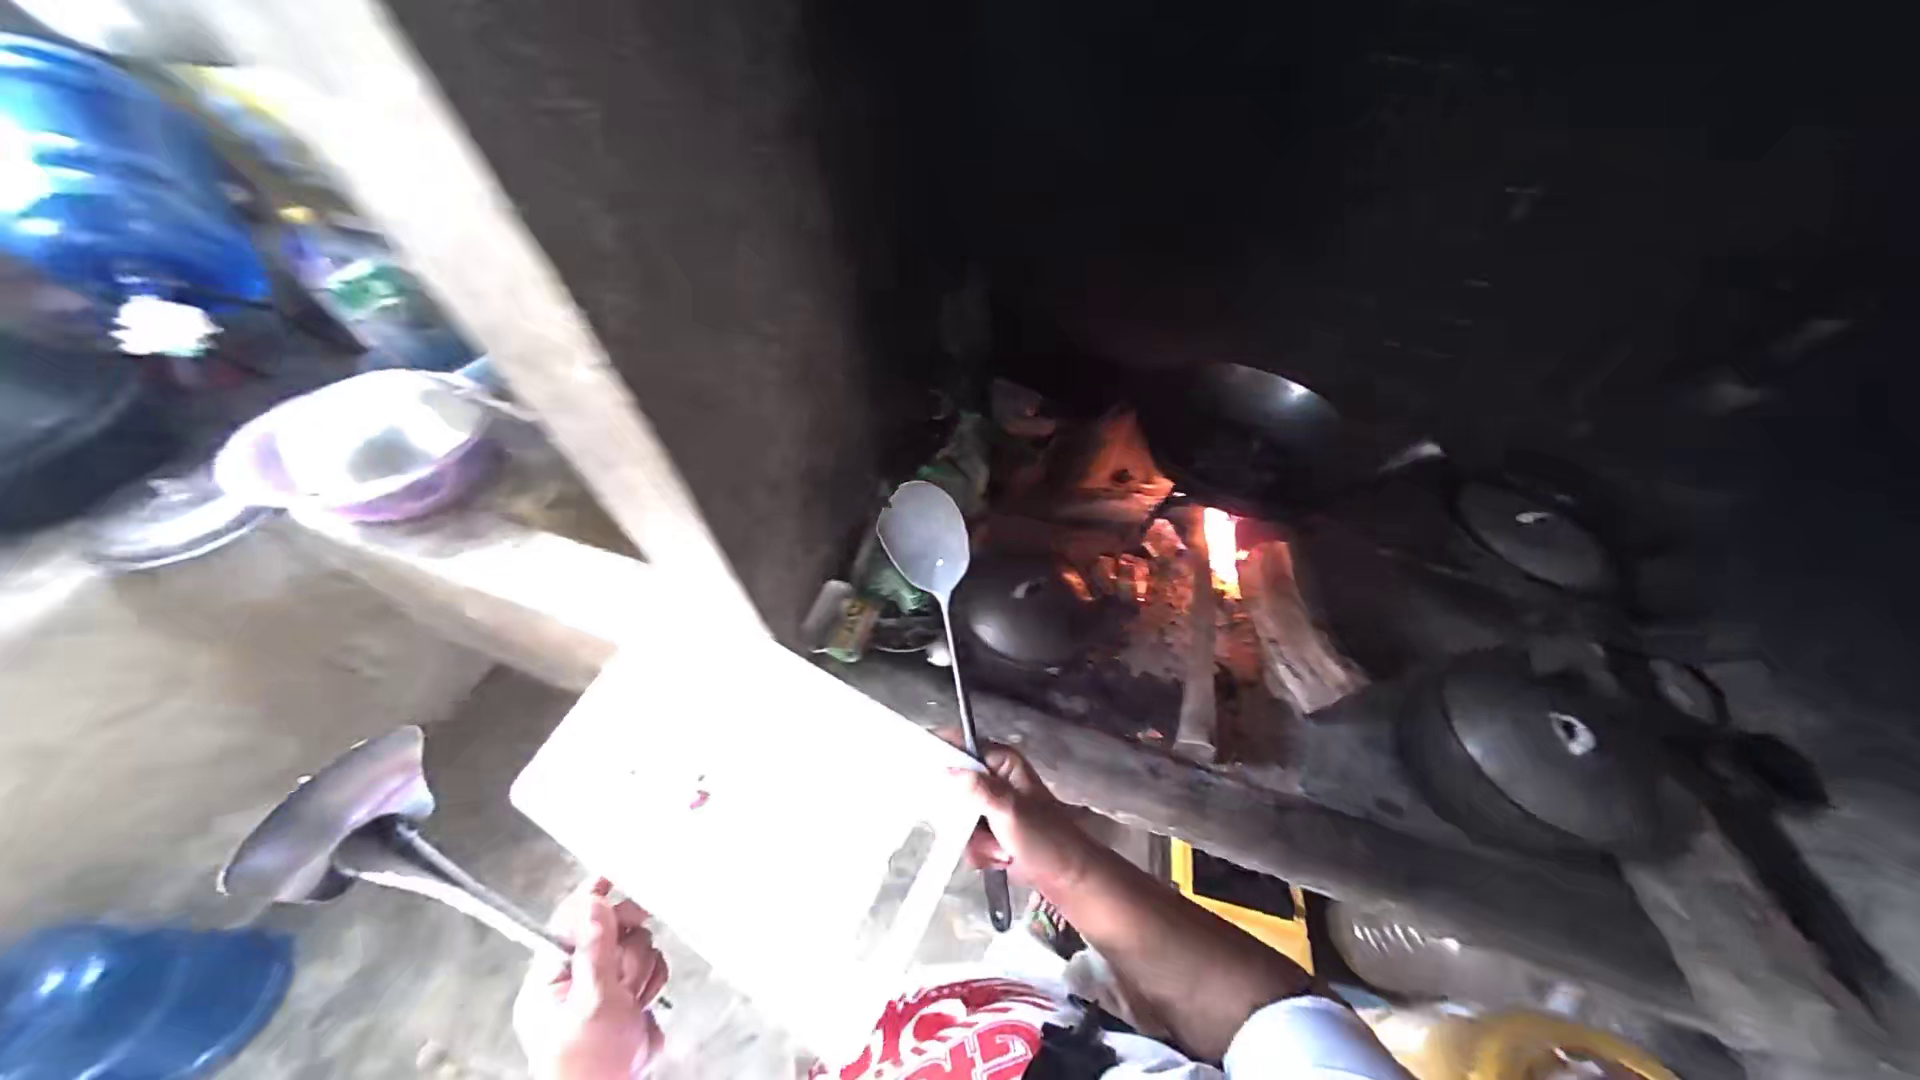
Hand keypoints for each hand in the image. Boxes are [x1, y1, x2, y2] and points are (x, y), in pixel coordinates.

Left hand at [513, 878, 667, 1079]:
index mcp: (552, 979)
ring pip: (637, 945)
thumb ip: (595, 949)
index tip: (610, 877)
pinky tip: (642, 1003)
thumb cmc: (590, 1059)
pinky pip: (651, 964)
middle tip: (632, 953)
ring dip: (640, 969)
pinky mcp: (631, 993)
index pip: (569, 924)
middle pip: (611, 928)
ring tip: (632, 999)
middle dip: (626, 944)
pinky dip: (652, 980)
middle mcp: (578, 976)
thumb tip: (593, 902)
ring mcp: (607, 984)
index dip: (590, 901)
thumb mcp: (592, 1002)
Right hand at [942, 731, 1095, 892]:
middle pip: (955, 784)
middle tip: (971, 826)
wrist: (1069, 878)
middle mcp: (995, 779)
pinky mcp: (992, 832)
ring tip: (999, 849)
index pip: (963, 745)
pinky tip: (1000, 859)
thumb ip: (978, 788)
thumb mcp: (1010, 810)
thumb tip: (946, 771)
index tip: (919, 769)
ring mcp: (993, 807)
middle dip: (960, 814)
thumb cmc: (1045, 837)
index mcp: (1003, 762)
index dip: (942, 754)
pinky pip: (968, 838)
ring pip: (958, 817)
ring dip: (975, 839)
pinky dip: (981, 852)